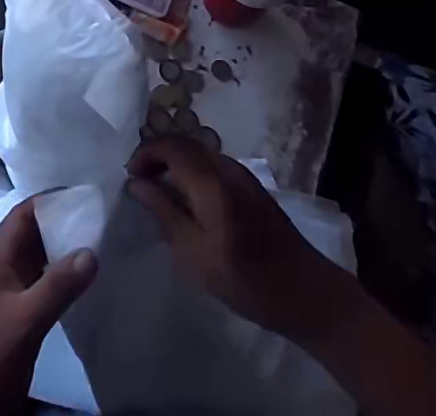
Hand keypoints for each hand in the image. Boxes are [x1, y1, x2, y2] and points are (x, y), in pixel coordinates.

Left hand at [0, 195, 97, 415]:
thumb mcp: (24, 320)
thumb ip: (56, 286)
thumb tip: (92, 249)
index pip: (22, 215)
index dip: (48, 200)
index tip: (82, 193)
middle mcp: (6, 269)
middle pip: (34, 233)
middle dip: (62, 221)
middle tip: (100, 213)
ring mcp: (15, 292)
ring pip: (42, 257)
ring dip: (66, 247)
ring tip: (101, 237)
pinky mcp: (25, 314)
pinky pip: (48, 282)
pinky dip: (66, 274)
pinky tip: (89, 276)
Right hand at [124, 136, 349, 345]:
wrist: (305, 292)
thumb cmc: (245, 279)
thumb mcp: (194, 253)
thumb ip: (164, 211)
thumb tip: (135, 183)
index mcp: (210, 181)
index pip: (169, 146)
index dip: (144, 153)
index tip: (129, 177)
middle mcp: (226, 168)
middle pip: (184, 143)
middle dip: (157, 154)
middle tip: (139, 181)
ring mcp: (242, 175)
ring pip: (199, 151)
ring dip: (175, 161)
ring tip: (159, 190)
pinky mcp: (251, 186)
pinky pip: (213, 163)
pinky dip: (192, 170)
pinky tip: (188, 197)